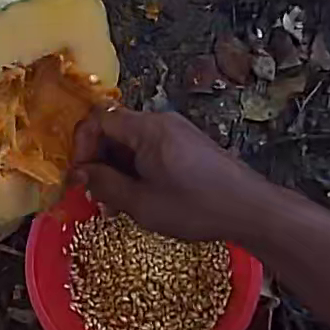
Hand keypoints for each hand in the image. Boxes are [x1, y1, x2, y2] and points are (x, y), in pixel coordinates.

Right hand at [70, 107, 268, 241]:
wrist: (250, 209)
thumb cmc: (195, 207)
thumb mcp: (141, 203)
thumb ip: (104, 185)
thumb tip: (79, 174)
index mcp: (147, 129)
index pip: (98, 120)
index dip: (82, 146)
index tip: (80, 177)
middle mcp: (161, 122)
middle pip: (114, 129)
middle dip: (99, 161)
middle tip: (96, 195)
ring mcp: (176, 131)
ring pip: (131, 142)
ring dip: (117, 168)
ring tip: (118, 203)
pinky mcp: (187, 144)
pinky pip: (150, 149)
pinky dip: (137, 169)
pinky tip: (141, 196)